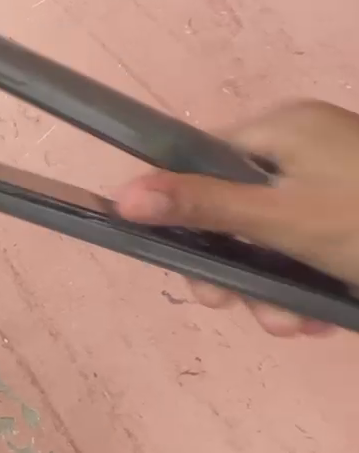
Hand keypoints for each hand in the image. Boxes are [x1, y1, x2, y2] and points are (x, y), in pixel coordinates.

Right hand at [114, 100, 358, 336]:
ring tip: (287, 325)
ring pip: (269, 230)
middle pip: (229, 202)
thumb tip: (115, 195)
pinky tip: (312, 315)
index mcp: (282, 127)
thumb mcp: (286, 222)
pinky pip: (309, 241)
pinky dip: (302, 279)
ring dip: (265, 283)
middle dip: (227, 263)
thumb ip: (199, 205)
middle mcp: (307, 144)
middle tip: (231, 306)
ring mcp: (340, 179)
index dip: (177, 210)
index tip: (179, 259)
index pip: (193, 159)